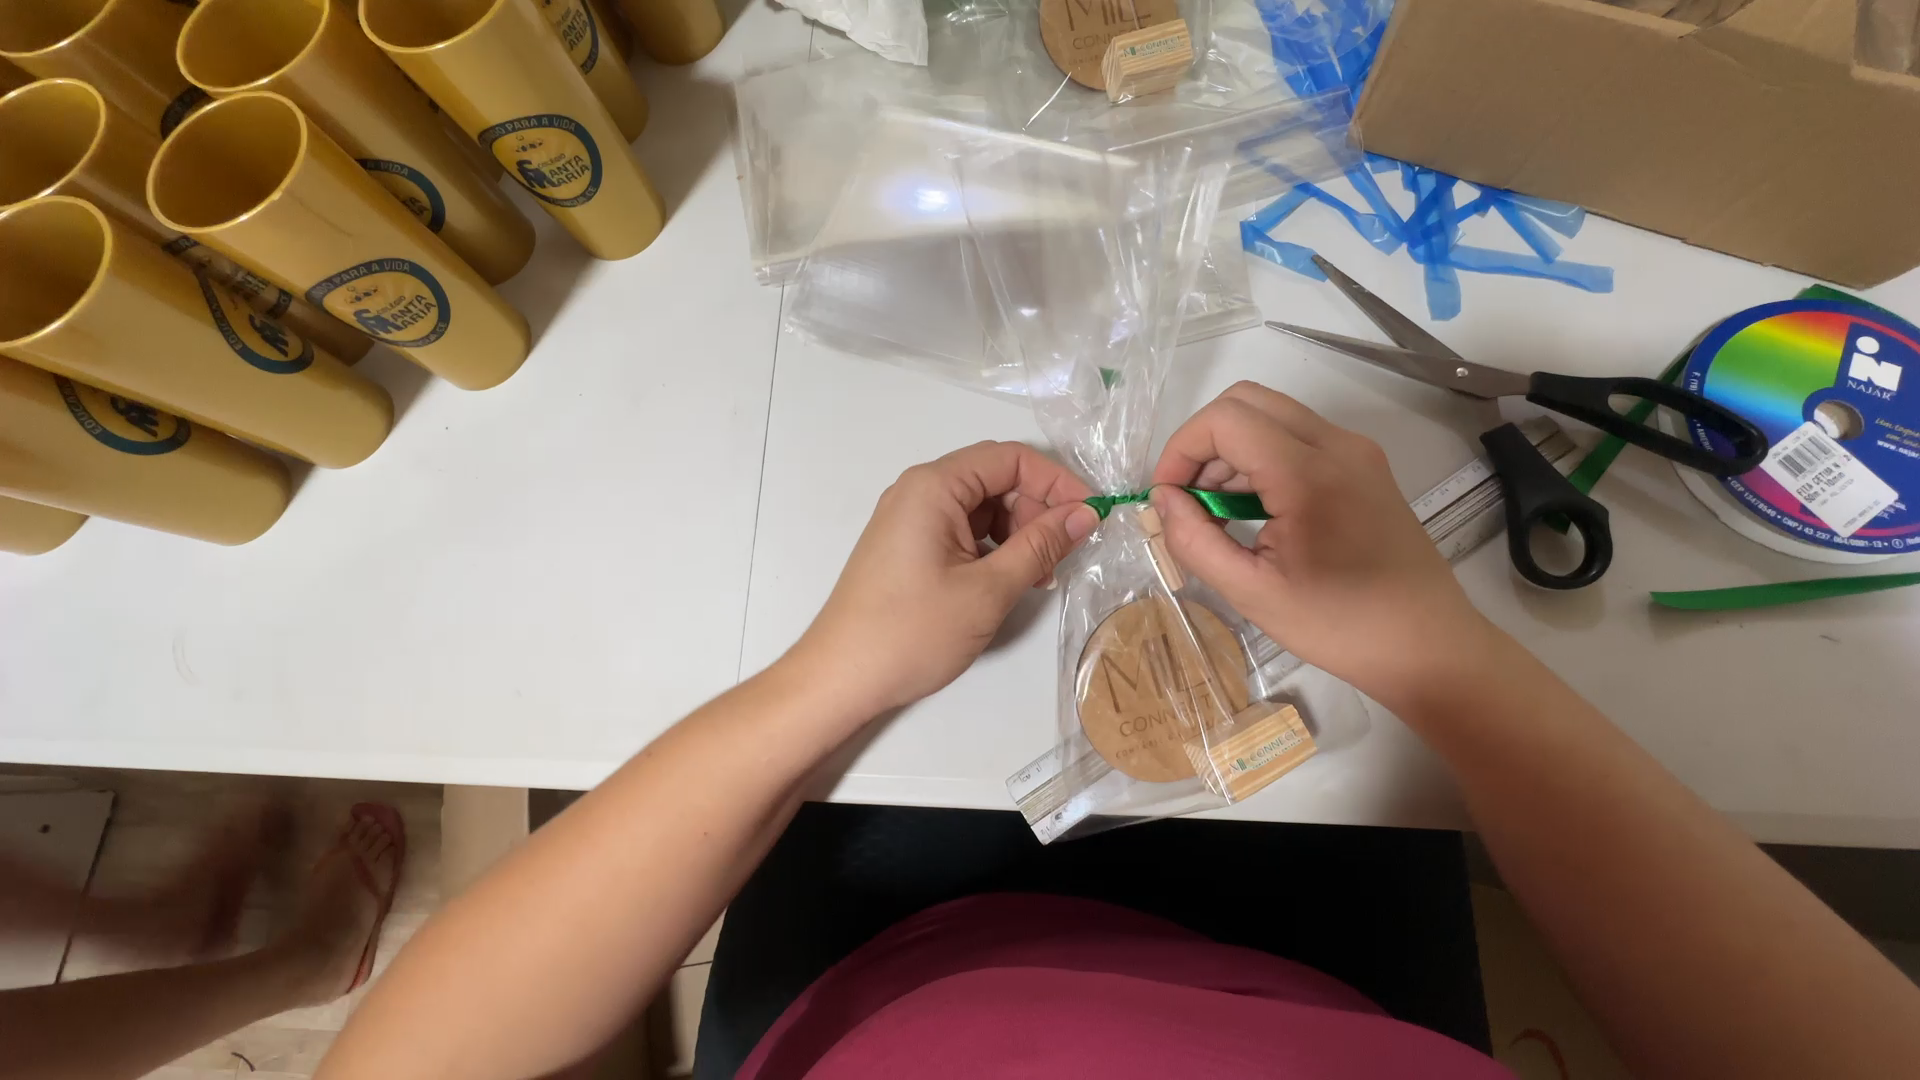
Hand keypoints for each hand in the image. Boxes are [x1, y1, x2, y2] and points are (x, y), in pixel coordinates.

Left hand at [792, 441, 1097, 716]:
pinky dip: (992, 547)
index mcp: (934, 486)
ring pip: (980, 507)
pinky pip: (961, 530)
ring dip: (1017, 532)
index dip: (1056, 482)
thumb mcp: (988, 589)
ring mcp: (910, 519)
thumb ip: (1040, 546)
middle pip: (994, 479)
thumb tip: (1085, 514)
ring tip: (1038, 575)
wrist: (841, 677)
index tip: (1089, 516)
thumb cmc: (913, 631)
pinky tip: (1008, 580)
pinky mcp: (907, 546)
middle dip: (1036, 509)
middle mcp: (918, 491)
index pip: (1010, 458)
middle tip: (1060, 555)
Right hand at [1150, 382, 1497, 703]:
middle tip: (1188, 498)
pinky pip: (1296, 436)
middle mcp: (1337, 445)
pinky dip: (1258, 458)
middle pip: (1245, 401)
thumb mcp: (1251, 592)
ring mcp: (1355, 451)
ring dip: (1229, 451)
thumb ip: (1193, 540)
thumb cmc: (1338, 625)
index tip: (1166, 498)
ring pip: (1270, 415)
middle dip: (1201, 443)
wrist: (1427, 645)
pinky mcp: (1363, 466)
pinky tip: (1252, 511)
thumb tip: (1161, 500)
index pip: (1224, 420)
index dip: (1180, 450)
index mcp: (1308, 473)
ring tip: (1216, 513)